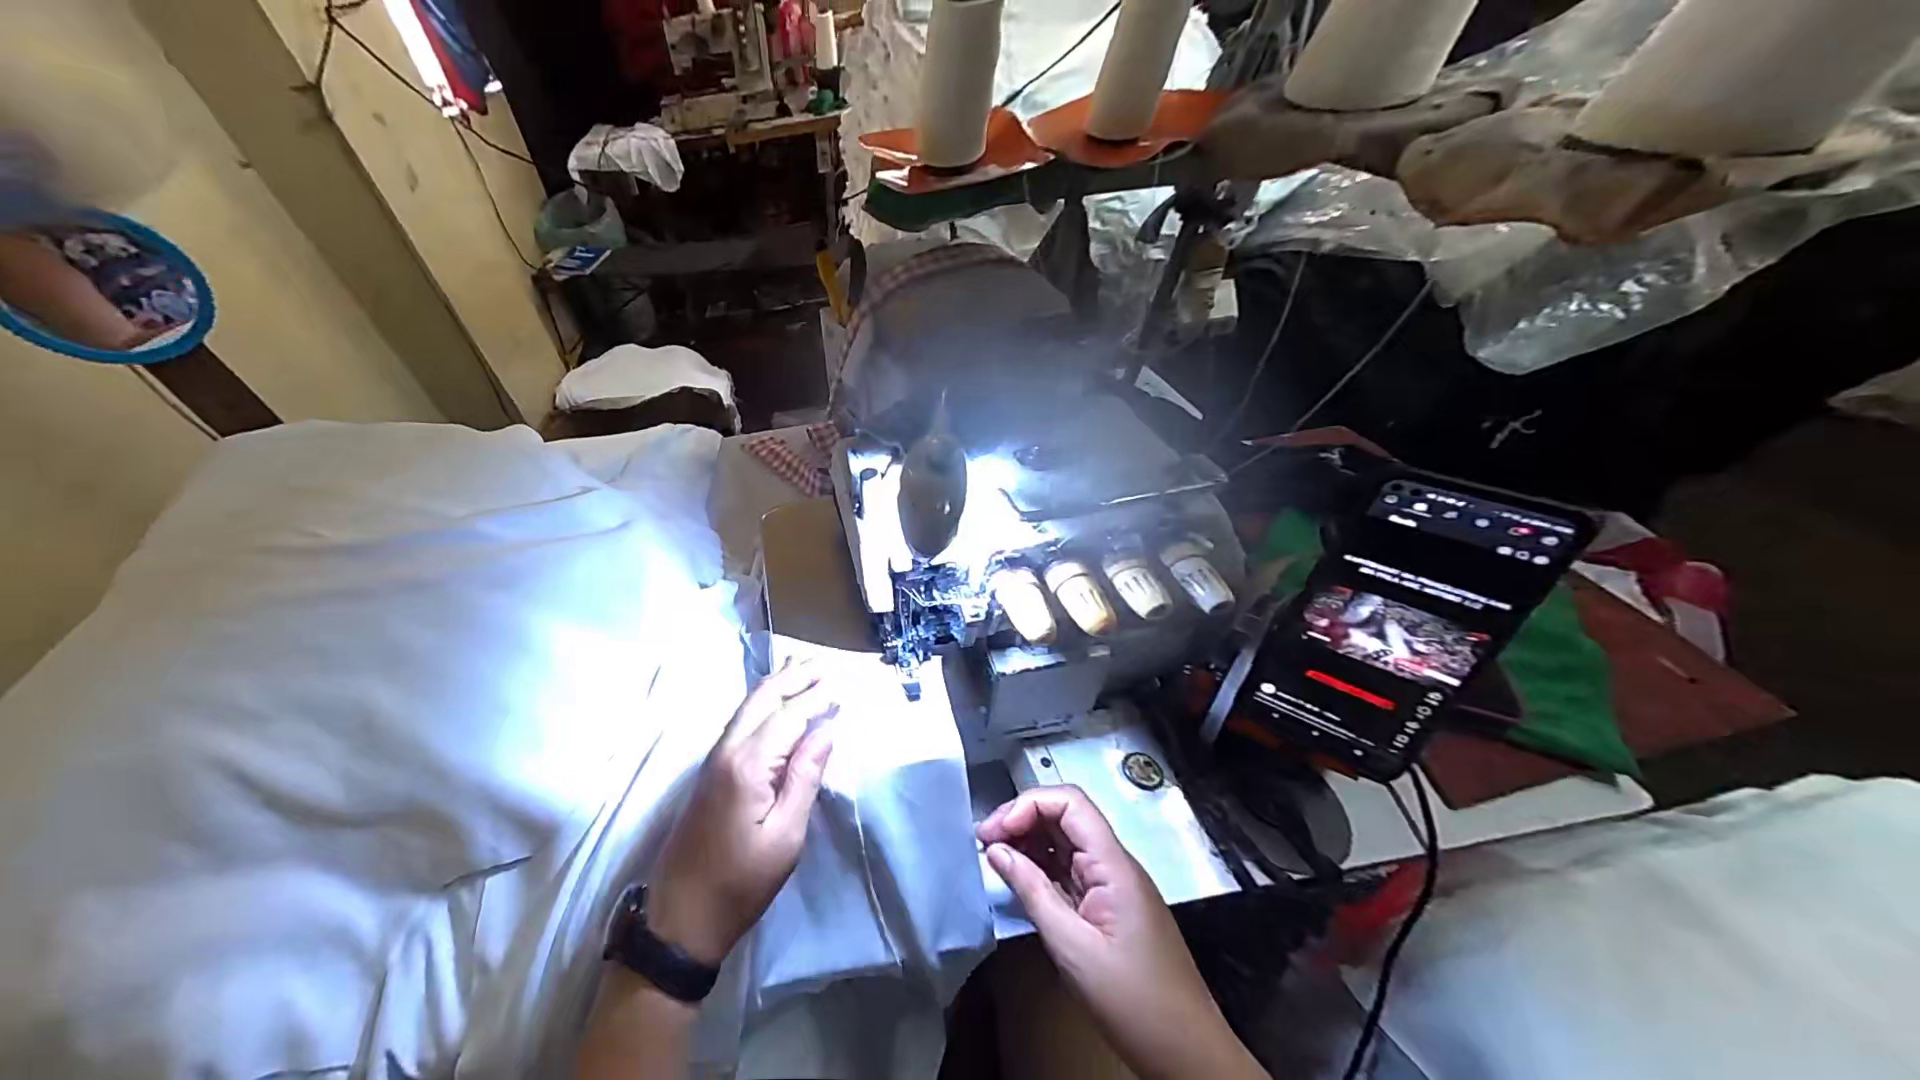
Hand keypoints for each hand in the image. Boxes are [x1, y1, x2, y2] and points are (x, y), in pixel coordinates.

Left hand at [648, 661, 838, 966]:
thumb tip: (826, 729)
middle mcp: (726, 751)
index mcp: (747, 765)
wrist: (680, 919)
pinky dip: (763, 701)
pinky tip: (774, 700)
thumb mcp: (785, 836)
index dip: (818, 698)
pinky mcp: (709, 772)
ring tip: (802, 666)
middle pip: (763, 699)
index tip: (844, 685)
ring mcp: (713, 760)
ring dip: (777, 684)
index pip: (790, 715)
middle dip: (794, 677)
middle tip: (825, 662)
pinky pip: (740, 721)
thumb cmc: (740, 882)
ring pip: (748, 707)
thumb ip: (805, 777)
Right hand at [978, 785, 1264, 1079]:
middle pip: (1065, 815)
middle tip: (986, 841)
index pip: (1069, 803)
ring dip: (1028, 841)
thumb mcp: (1072, 946)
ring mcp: (1111, 883)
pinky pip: (1069, 869)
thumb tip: (997, 852)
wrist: (1184, 1048)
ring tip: (995, 856)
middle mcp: (1114, 864)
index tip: (997, 832)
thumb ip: (1032, 891)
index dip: (1028, 806)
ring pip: (1065, 841)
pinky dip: (1040, 866)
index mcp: (1113, 865)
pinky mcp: (1107, 903)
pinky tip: (1019, 877)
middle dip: (1022, 819)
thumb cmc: (1135, 1001)